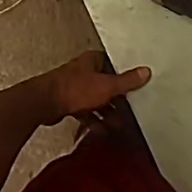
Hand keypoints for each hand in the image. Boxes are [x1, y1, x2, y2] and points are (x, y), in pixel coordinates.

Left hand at [33, 51, 150, 124]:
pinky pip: (85, 111)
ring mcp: (75, 87)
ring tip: (119, 125)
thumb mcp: (107, 85)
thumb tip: (146, 71)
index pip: (113, 65)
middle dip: (117, 99)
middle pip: (105, 84)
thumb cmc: (75, 88)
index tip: (135, 88)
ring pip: (96, 99)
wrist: (45, 103)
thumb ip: (127, 81)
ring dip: (106, 112)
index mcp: (93, 60)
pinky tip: (103, 131)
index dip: (125, 76)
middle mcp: (84, 71)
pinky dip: (94, 120)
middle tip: (130, 111)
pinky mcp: (68, 102)